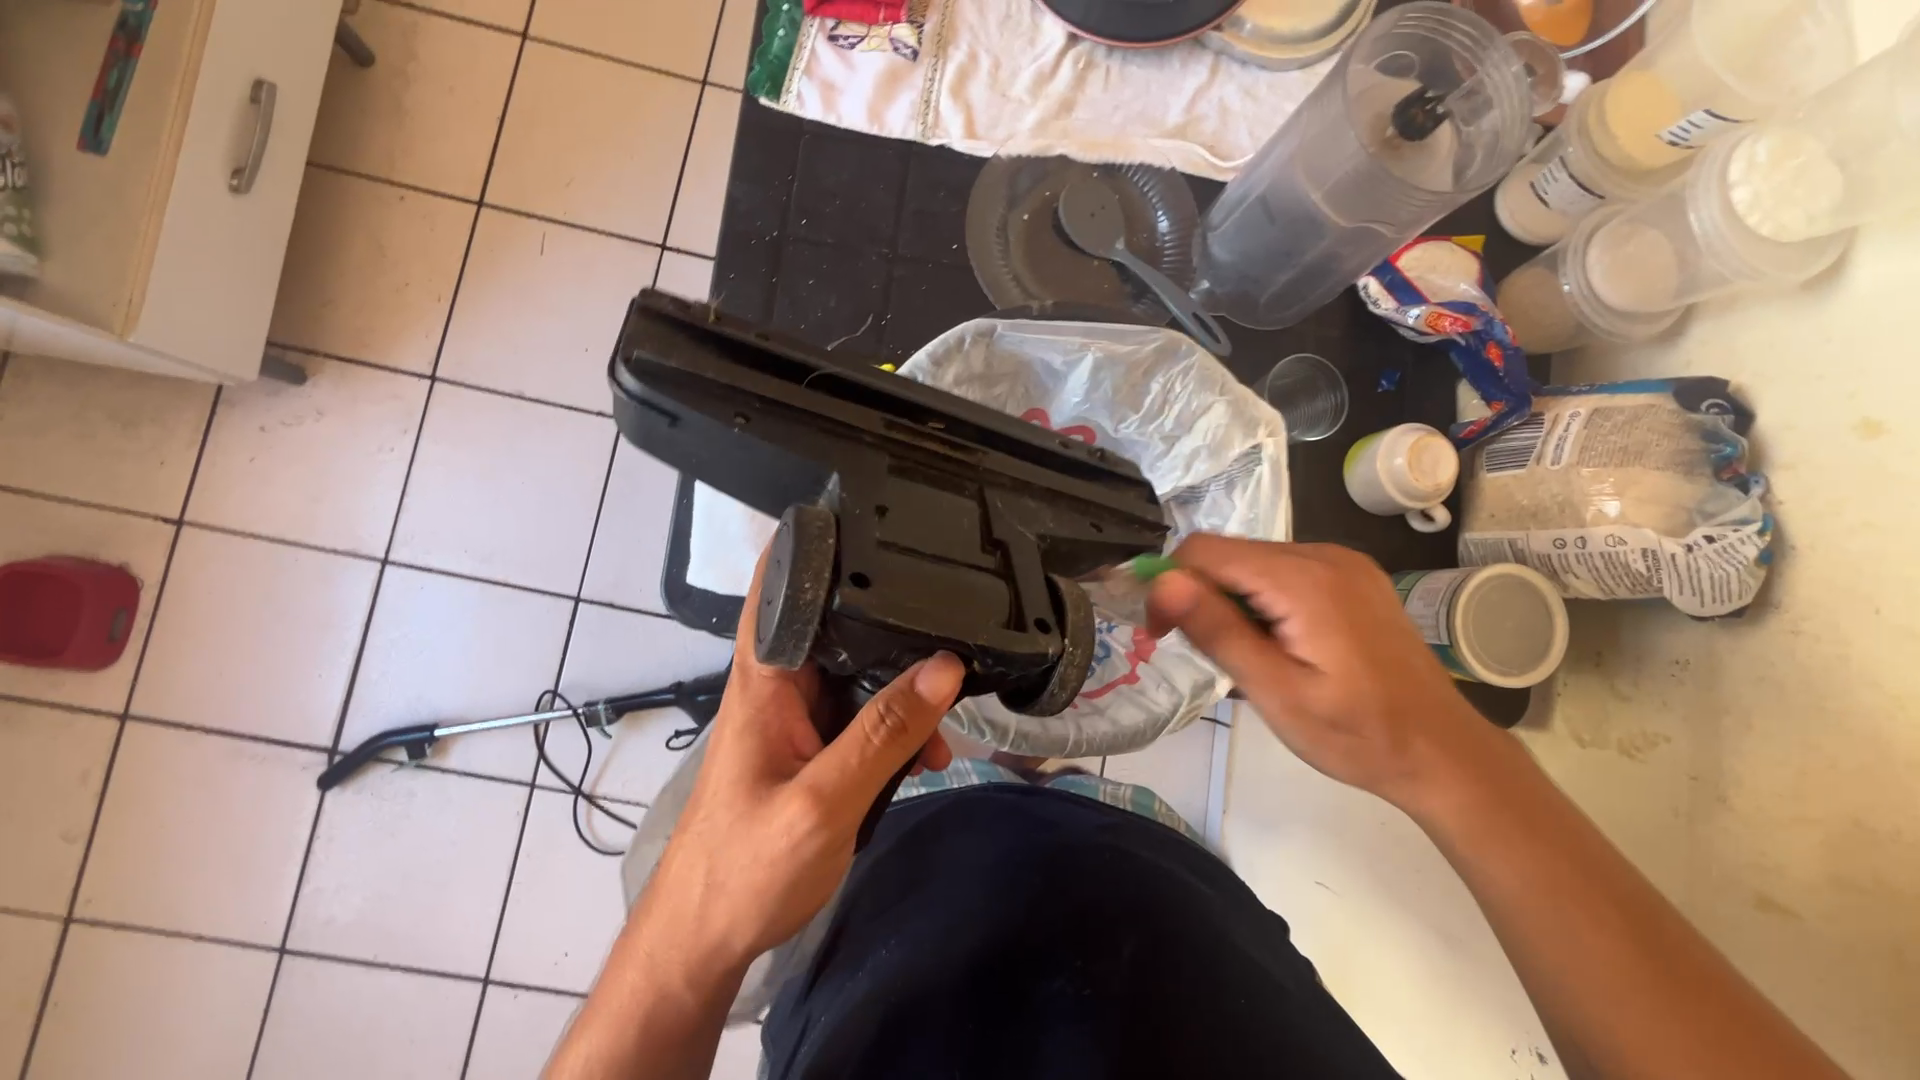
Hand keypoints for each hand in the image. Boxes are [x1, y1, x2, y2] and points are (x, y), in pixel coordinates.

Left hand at [635, 554, 962, 972]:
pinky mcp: (812, 755)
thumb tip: (943, 668)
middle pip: (838, 629)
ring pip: (859, 679)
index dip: (817, 545)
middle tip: (952, 638)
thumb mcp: (824, 803)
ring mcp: (797, 723)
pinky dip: (896, 733)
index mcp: (765, 681)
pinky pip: (862, 723)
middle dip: (894, 631)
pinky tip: (927, 757)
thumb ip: (883, 735)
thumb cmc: (746, 869)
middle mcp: (780, 688)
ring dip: (904, 694)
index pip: (781, 588)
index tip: (868, 518)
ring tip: (945, 727)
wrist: (707, 939)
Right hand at [1146, 536, 1496, 814]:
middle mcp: (1324, 554)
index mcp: (1304, 579)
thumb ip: (1218, 630)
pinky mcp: (1355, 577)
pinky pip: (1286, 571)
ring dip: (1231, 599)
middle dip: (1199, 594)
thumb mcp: (1276, 691)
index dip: (1169, 583)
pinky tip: (1277, 643)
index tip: (1160, 634)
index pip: (1204, 550)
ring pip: (1255, 562)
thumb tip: (1161, 581)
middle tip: (1201, 654)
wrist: (1442, 751)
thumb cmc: (1356, 733)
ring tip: (1245, 657)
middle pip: (1230, 554)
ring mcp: (1345, 563)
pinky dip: (1263, 599)